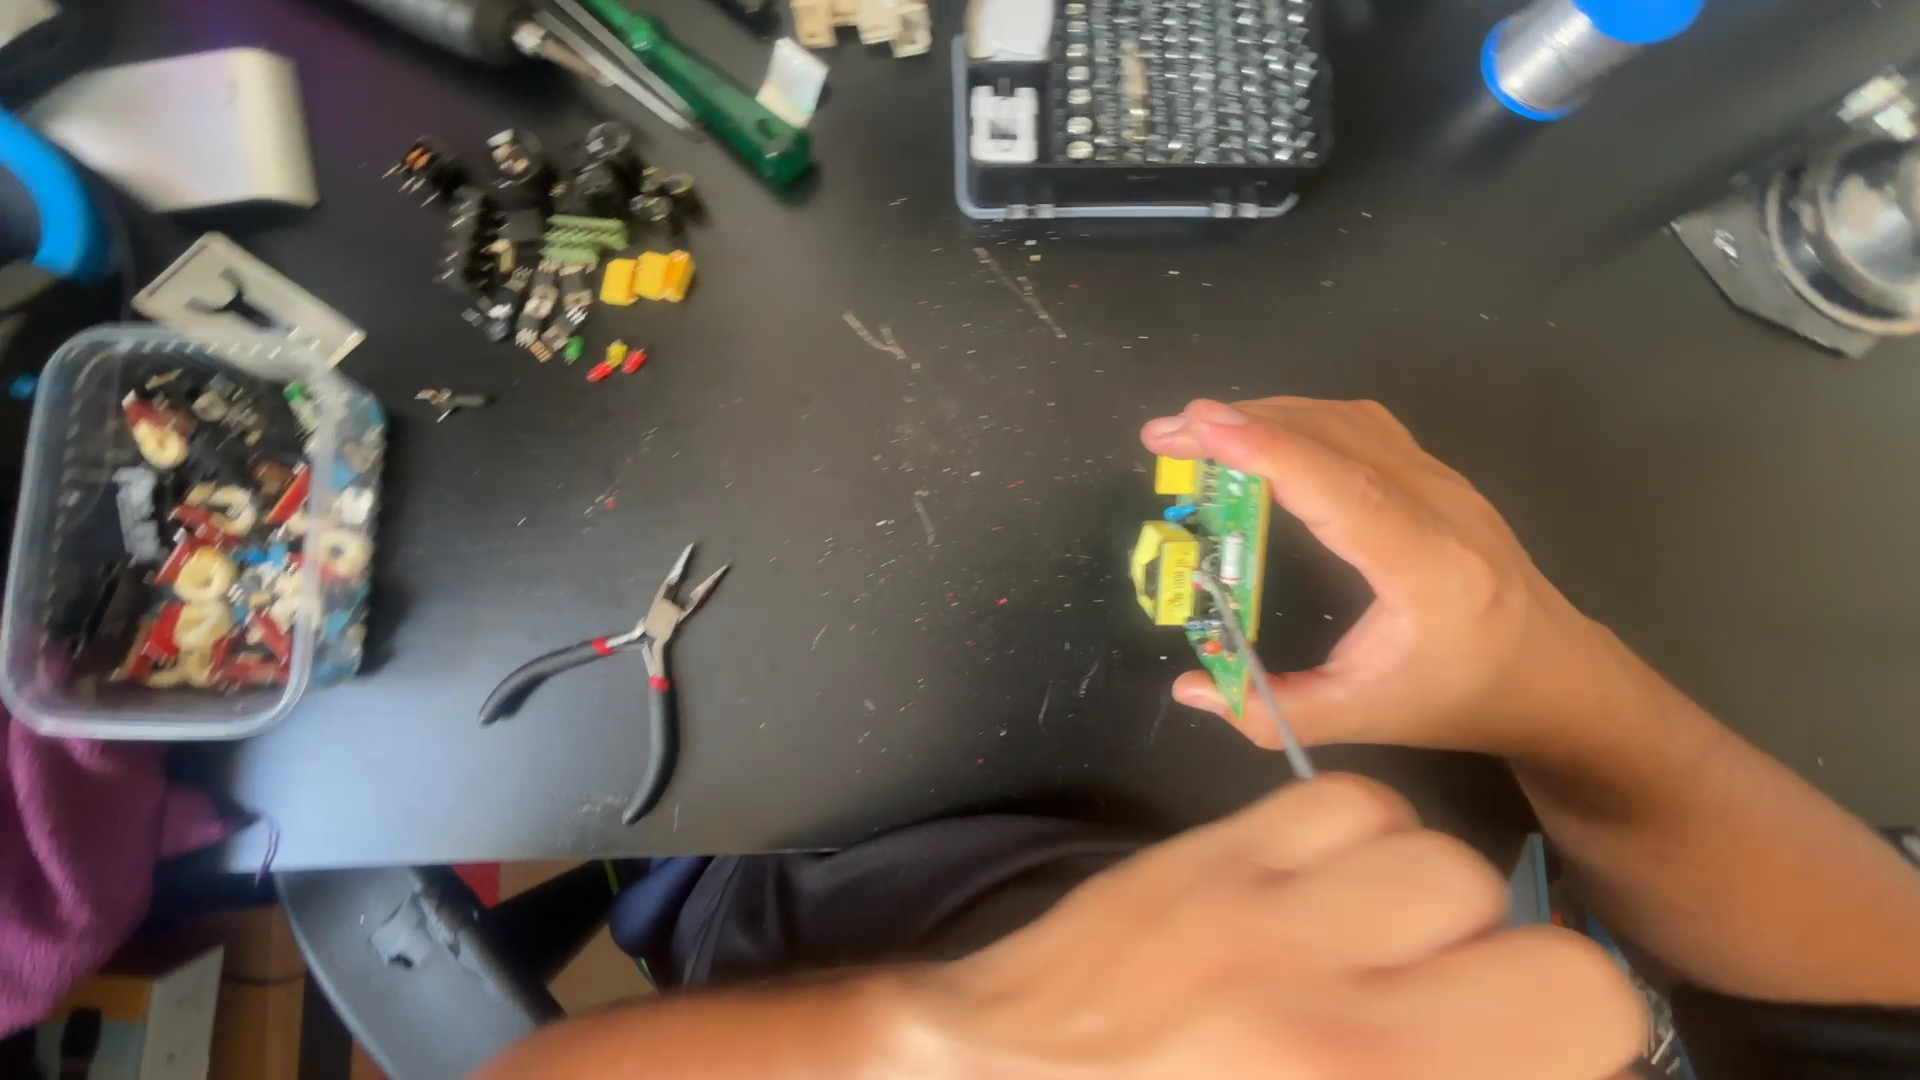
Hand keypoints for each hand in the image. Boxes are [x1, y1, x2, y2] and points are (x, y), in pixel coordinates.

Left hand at [905, 775, 1643, 1078]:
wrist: (999, 1078)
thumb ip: (1434, 1070)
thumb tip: (1520, 1045)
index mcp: (1365, 1074)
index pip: (1581, 997)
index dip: (1575, 1029)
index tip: (1521, 1049)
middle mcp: (1312, 975)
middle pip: (1496, 900)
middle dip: (1503, 958)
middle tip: (1447, 1006)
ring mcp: (1245, 893)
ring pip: (1412, 833)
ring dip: (1421, 888)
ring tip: (1378, 941)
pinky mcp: (1197, 851)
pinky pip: (1322, 799)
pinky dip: (1350, 834)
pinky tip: (1321, 888)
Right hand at [1140, 397, 1619, 760]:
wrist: (1556, 675)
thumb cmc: (1458, 698)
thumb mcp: (1362, 719)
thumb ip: (1269, 710)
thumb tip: (1186, 688)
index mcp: (1428, 570)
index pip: (1343, 490)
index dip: (1269, 452)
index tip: (1200, 426)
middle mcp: (1440, 508)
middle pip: (1334, 438)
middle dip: (1241, 424)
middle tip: (1164, 434)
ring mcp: (1443, 480)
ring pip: (1345, 420)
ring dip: (1265, 414)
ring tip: (1195, 432)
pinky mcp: (1433, 473)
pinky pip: (1358, 426)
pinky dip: (1297, 418)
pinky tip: (1258, 435)